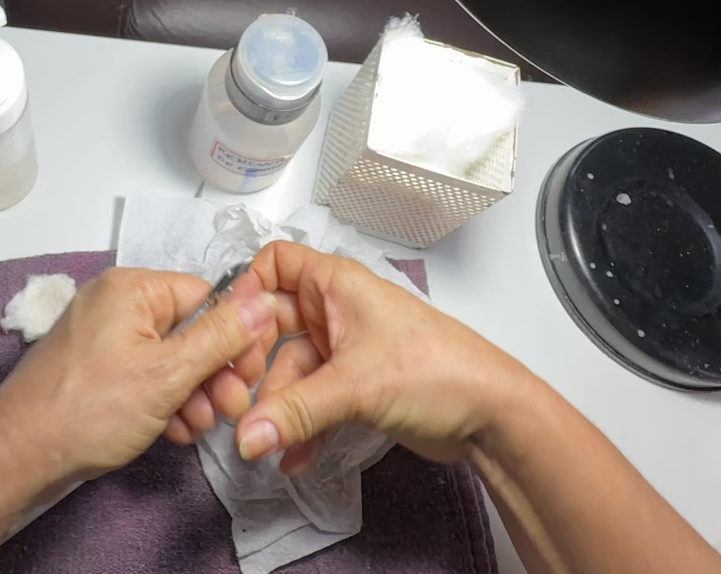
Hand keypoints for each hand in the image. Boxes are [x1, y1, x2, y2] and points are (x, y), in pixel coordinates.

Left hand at [0, 267, 278, 485]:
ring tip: (201, 426)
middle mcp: (118, 301)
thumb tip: (262, 300)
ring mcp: (104, 334)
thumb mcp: (167, 373)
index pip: (205, 295)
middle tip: (231, 408)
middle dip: (214, 371)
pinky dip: (164, 398)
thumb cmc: (90, 409)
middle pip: (188, 327)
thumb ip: (219, 337)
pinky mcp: (96, 366)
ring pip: (168, 355)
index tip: (251, 374)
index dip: (235, 334)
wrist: (17, 458)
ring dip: (193, 391)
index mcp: (133, 287)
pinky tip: (175, 429)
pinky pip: (144, 371)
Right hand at [233, 240, 526, 472]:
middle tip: (237, 398)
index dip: (247, 289)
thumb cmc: (432, 370)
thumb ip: (295, 411)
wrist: (491, 417)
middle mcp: (335, 308)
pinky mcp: (355, 383)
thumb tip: (245, 437)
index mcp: (335, 283)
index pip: (275, 263)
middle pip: (275, 323)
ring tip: (266, 443)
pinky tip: (294, 457)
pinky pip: (313, 397)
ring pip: (292, 367)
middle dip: (256, 362)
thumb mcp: (355, 386)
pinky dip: (302, 424)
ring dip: (279, 406)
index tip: (229, 331)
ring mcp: (345, 347)